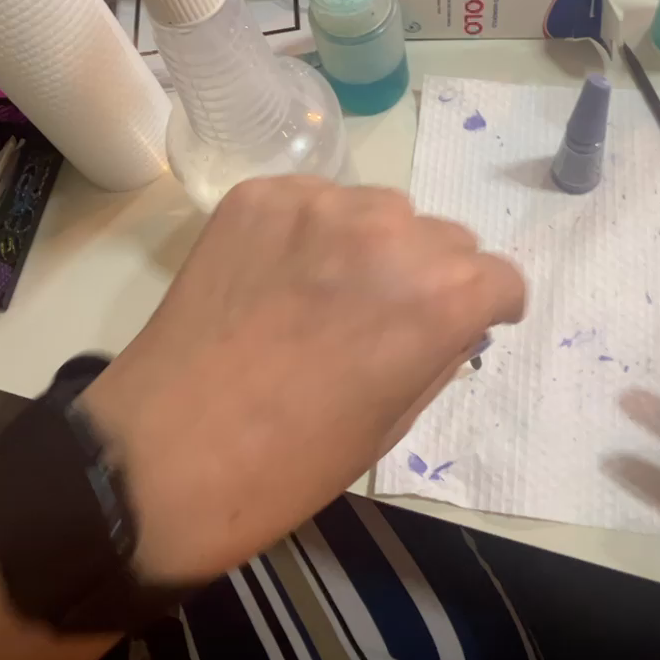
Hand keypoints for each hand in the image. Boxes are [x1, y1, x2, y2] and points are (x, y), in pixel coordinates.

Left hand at [78, 177, 524, 585]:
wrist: (161, 456)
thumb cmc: (289, 464)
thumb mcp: (391, 424)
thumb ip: (437, 353)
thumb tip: (454, 320)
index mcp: (438, 298)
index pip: (498, 276)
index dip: (486, 306)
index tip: (465, 323)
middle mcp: (388, 233)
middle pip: (444, 236)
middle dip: (432, 274)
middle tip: (384, 316)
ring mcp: (317, 204)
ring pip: (381, 209)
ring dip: (373, 245)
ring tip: (325, 291)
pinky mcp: (258, 195)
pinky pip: (314, 199)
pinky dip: (312, 230)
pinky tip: (279, 275)